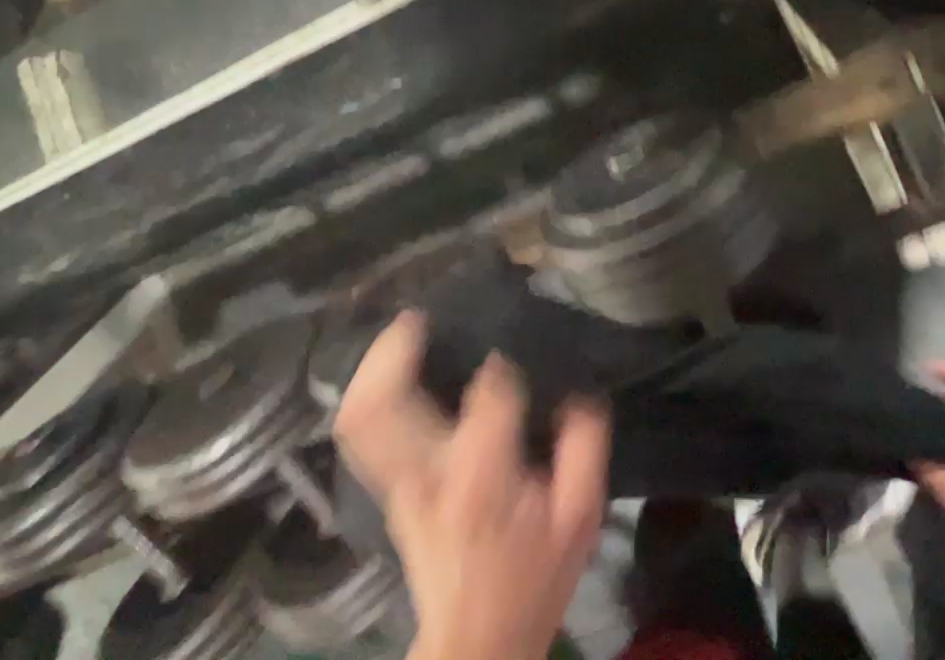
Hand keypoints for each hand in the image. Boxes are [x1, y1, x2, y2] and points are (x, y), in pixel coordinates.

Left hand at [334, 313, 610, 659]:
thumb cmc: (534, 577)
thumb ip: (584, 449)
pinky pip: (365, 431)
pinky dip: (374, 393)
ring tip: (401, 333)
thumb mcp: (581, 517)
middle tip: (418, 317)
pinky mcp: (388, 490)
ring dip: (373, 369)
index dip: (501, 366)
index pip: (486, 394)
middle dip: (394, 350)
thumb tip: (579, 395)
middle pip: (383, 402)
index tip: (513, 353)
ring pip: (360, 418)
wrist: (479, 638)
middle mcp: (427, 474)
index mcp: (482, 476)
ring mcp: (398, 484)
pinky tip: (396, 370)